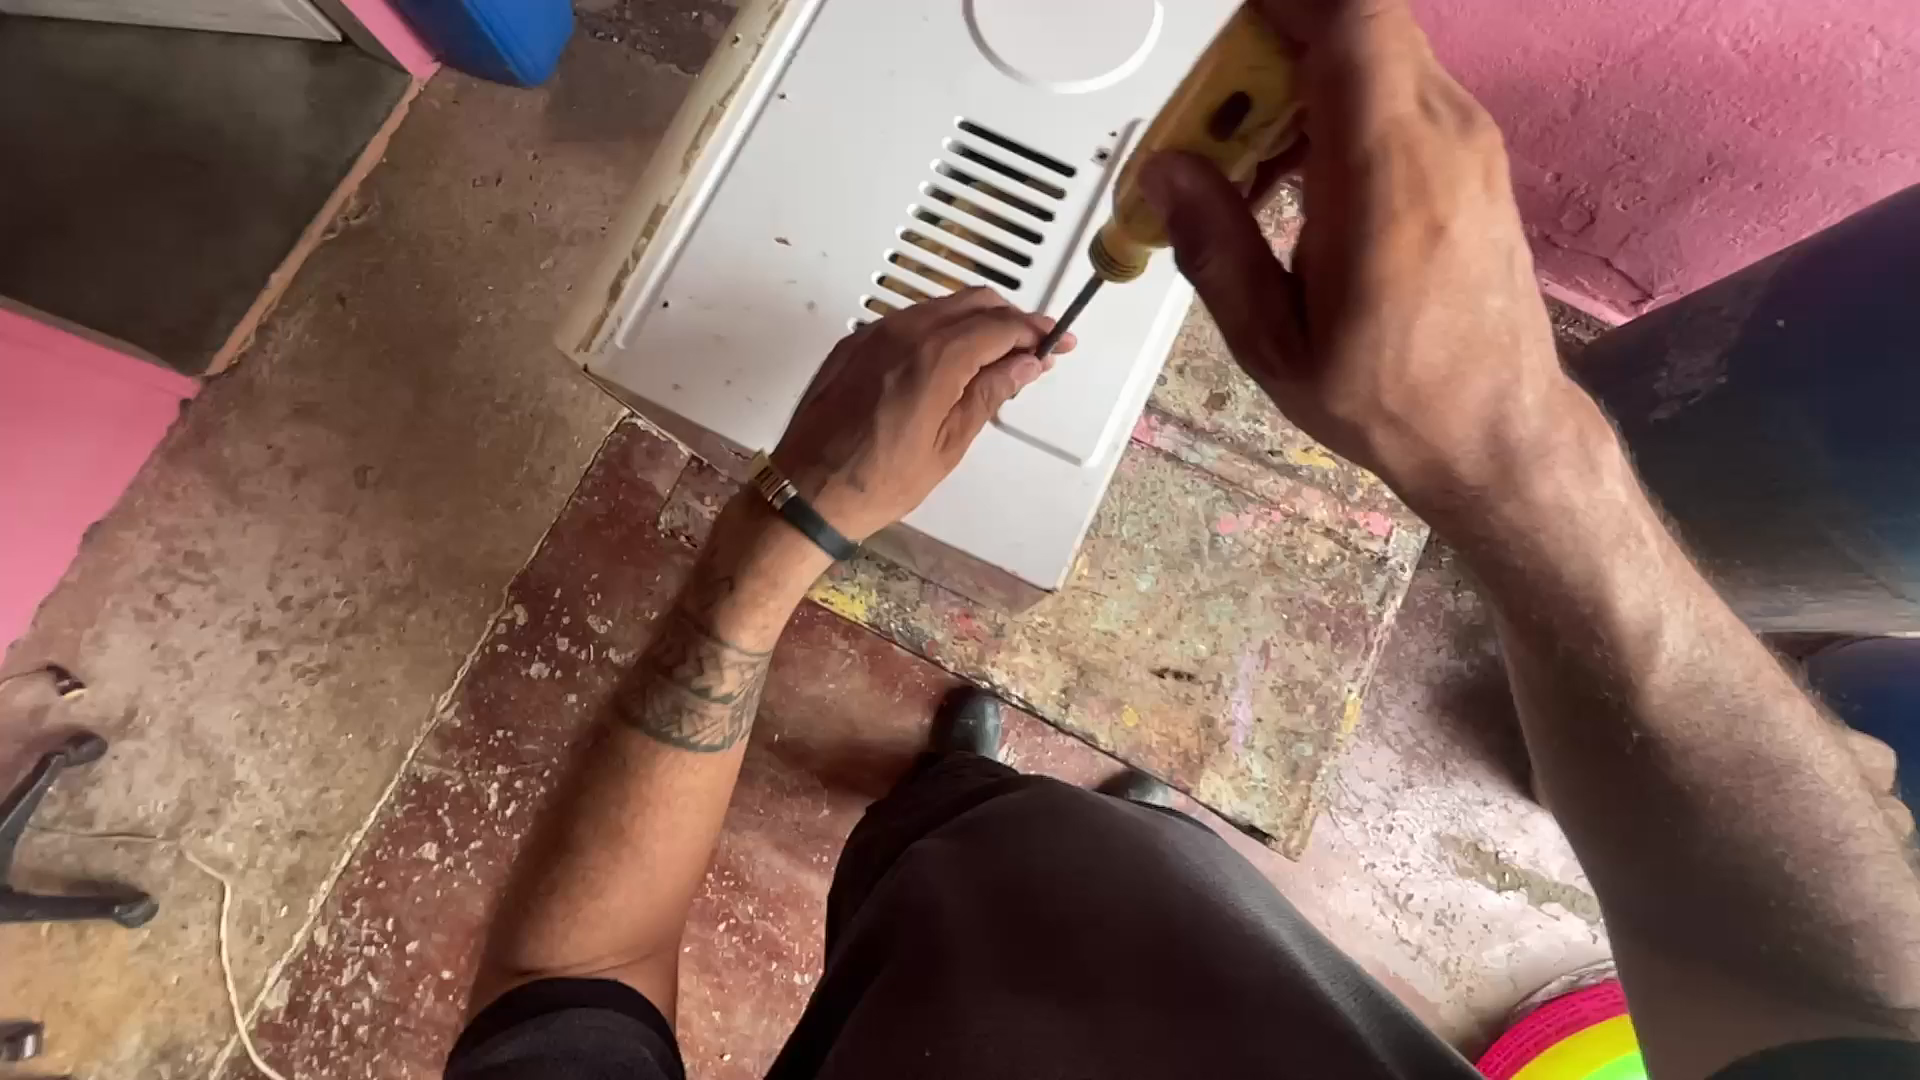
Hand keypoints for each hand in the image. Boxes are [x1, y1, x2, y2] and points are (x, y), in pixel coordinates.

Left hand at [771, 288, 1072, 540]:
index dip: (1036, 330)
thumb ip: (990, 393)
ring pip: (940, 306)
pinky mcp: (853, 344)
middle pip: (973, 303)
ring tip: (997, 354)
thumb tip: (1027, 364)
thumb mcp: (949, 444)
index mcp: (934, 358)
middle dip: (1010, 319)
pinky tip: (949, 357)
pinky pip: (907, 320)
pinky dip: (939, 328)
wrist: (808, 492)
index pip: (1000, 326)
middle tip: (1033, 346)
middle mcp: (903, 333)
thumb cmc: (878, 481)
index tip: (1058, 340)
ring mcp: (873, 335)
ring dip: (975, 320)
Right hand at [1141, 0, 1589, 515]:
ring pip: (1371, 54)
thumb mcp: (1272, 344)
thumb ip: (1216, 250)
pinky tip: (1289, 186)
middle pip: (1354, 23)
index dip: (1278, 8)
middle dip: (1264, 54)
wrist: (1491, 429)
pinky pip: (1391, 94)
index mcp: (1385, 177)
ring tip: (1239, 172)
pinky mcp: (1468, 159)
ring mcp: (1464, 141)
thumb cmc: (1382, 399)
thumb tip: (1166, 170)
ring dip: (1292, 87)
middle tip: (1204, 132)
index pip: (1350, 20)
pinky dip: (1327, 112)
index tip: (1216, 56)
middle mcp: (1440, 134)